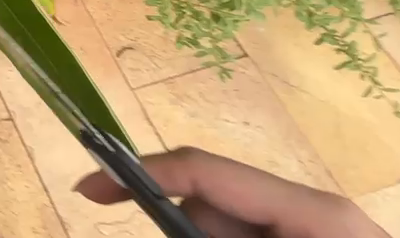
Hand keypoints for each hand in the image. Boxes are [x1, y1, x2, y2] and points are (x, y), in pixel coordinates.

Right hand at [75, 147, 386, 237]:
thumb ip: (208, 236)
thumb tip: (160, 219)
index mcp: (311, 211)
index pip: (201, 168)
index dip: (137, 173)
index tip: (87, 191)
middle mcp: (310, 215)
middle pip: (210, 206)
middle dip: (179, 229)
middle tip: (159, 233)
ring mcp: (312, 236)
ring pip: (224, 231)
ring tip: (195, 237)